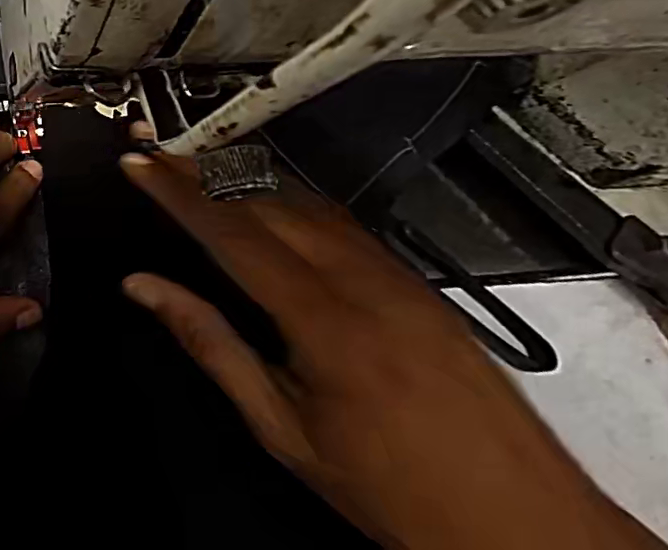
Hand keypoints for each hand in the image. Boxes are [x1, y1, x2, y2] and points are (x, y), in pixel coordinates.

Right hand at [118, 135, 667, 549]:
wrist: (528, 525)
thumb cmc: (398, 491)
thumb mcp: (284, 431)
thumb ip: (210, 344)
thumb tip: (144, 289)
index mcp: (324, 320)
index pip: (230, 232)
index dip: (175, 192)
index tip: (139, 166)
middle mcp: (361, 279)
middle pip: (263, 199)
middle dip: (199, 170)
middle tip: (154, 154)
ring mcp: (392, 271)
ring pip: (300, 197)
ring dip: (240, 175)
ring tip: (193, 163)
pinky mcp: (411, 276)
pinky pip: (335, 215)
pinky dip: (284, 193)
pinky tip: (263, 194)